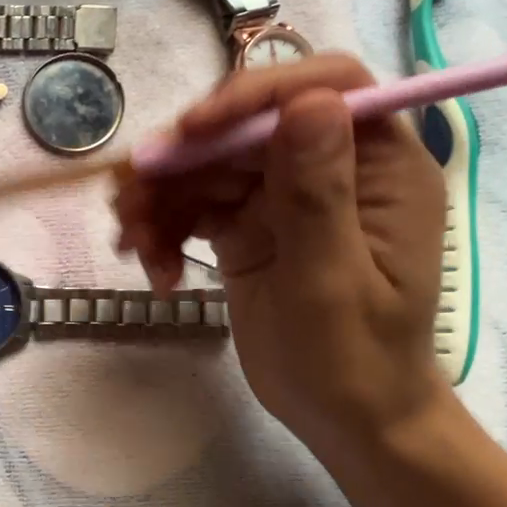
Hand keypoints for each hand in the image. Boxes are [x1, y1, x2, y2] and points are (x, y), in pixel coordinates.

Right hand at [113, 54, 449, 456]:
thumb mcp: (333, 279)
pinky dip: (163, 235)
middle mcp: (327, 168)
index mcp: (377, 166)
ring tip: (133, 248)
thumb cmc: (355, 356)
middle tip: (129, 207)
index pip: (320, 89)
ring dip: (157, 203)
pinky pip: (191, 209)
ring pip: (204, 169)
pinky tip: (158, 273)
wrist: (345, 416)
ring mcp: (281, 199)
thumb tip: (309, 103)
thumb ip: (317, 193)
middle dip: (179, 164)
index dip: (251, 95)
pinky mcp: (245, 229)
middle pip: (240, 131)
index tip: (189, 130)